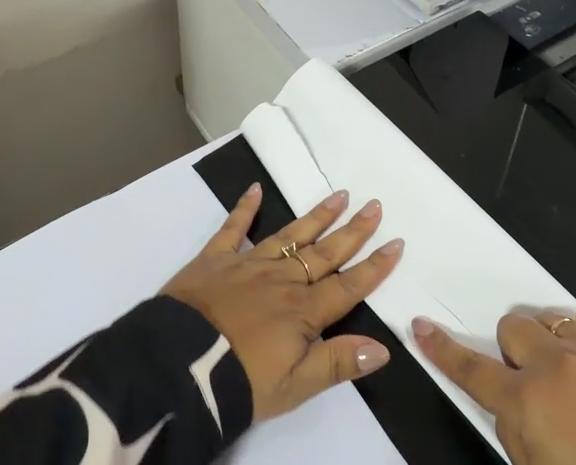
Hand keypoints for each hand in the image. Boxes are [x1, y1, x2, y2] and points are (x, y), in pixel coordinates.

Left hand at [162, 183, 403, 419]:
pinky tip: (255, 188)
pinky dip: (245, 208)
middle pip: (325, 252)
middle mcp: (282, 280)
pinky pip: (233, 228)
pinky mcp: (215, 258)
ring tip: (338, 195)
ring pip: (290, 235)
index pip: (348, 285)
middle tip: (374, 204)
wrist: (178, 365)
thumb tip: (384, 347)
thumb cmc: (240, 381)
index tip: (396, 242)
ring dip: (316, 216)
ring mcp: (249, 264)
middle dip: (353, 230)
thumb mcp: (295, 385)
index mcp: (303, 311)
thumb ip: (338, 363)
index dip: (374, 267)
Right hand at [414, 311, 575, 464]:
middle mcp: (552, 365)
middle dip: (511, 349)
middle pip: (511, 327)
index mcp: (526, 402)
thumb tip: (508, 402)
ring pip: (547, 321)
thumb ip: (513, 430)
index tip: (421, 327)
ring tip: (564, 377)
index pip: (471, 369)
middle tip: (527, 381)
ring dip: (545, 344)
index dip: (442, 350)